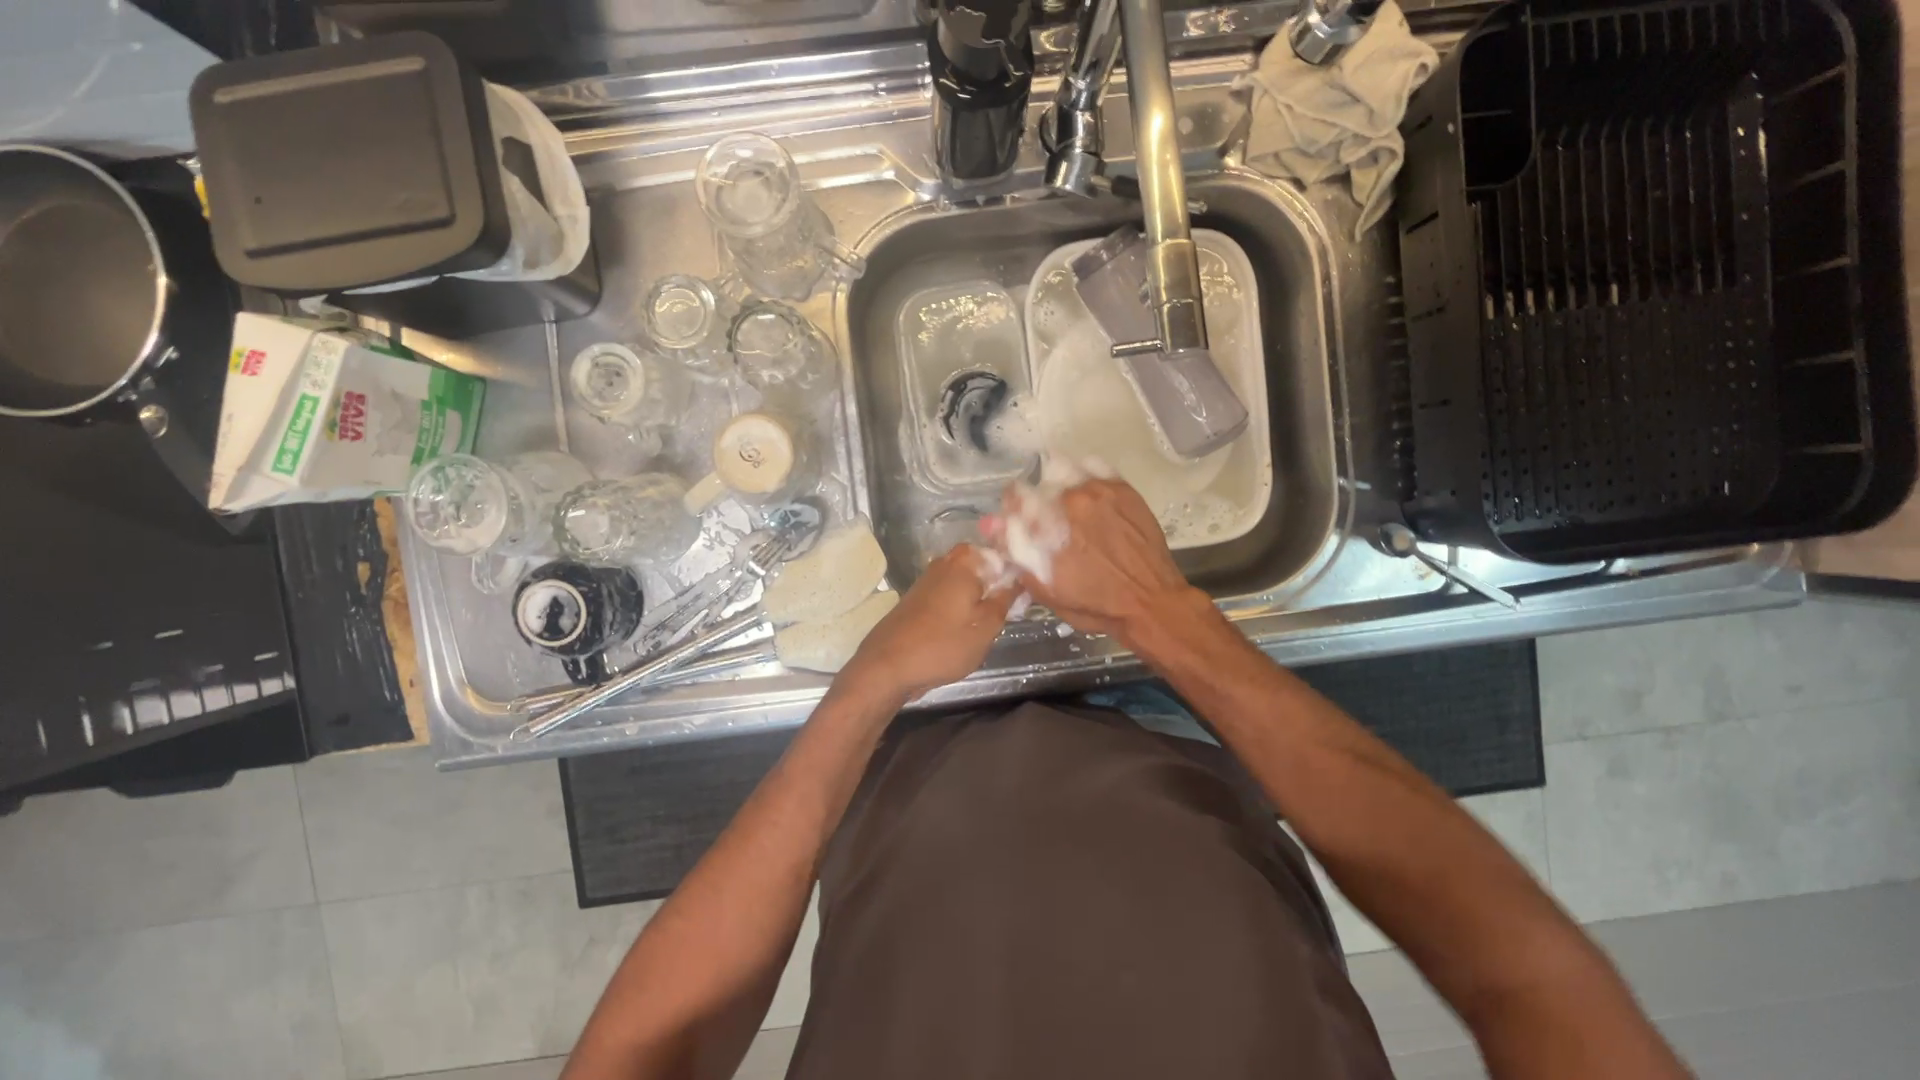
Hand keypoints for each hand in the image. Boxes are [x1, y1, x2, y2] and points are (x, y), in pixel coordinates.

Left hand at [838, 544, 1016, 701]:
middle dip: (1000, 585)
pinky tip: (967, 628)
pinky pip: (951, 594)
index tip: (1030, 591)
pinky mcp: (919, 598)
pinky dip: (963, 606)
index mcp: (965, 561)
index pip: (1004, 554)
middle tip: (1011, 611)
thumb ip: (1006, 599)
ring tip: (990, 624)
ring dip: (981, 597)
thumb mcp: (986, 626)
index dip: (1020, 571)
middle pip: (984, 567)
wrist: (887, 666)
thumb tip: (1019, 579)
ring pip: (967, 582)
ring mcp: (929, 579)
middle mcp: (945, 562)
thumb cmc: (942, 645)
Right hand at [1010, 478, 1207, 646]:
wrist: (1149, 601)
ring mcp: (1096, 490)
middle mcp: (1066, 499)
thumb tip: (990, 522)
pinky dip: (1085, 477)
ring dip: (1062, 488)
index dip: (1015, 508)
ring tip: (1074, 512)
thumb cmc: (1094, 604)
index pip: (1014, 496)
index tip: (1022, 520)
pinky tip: (1090, 497)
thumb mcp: (1045, 588)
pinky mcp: (1120, 487)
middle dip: (1041, 502)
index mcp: (1043, 525)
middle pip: (1040, 485)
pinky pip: (1092, 467)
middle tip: (1053, 525)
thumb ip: (1016, 551)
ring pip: (1065, 473)